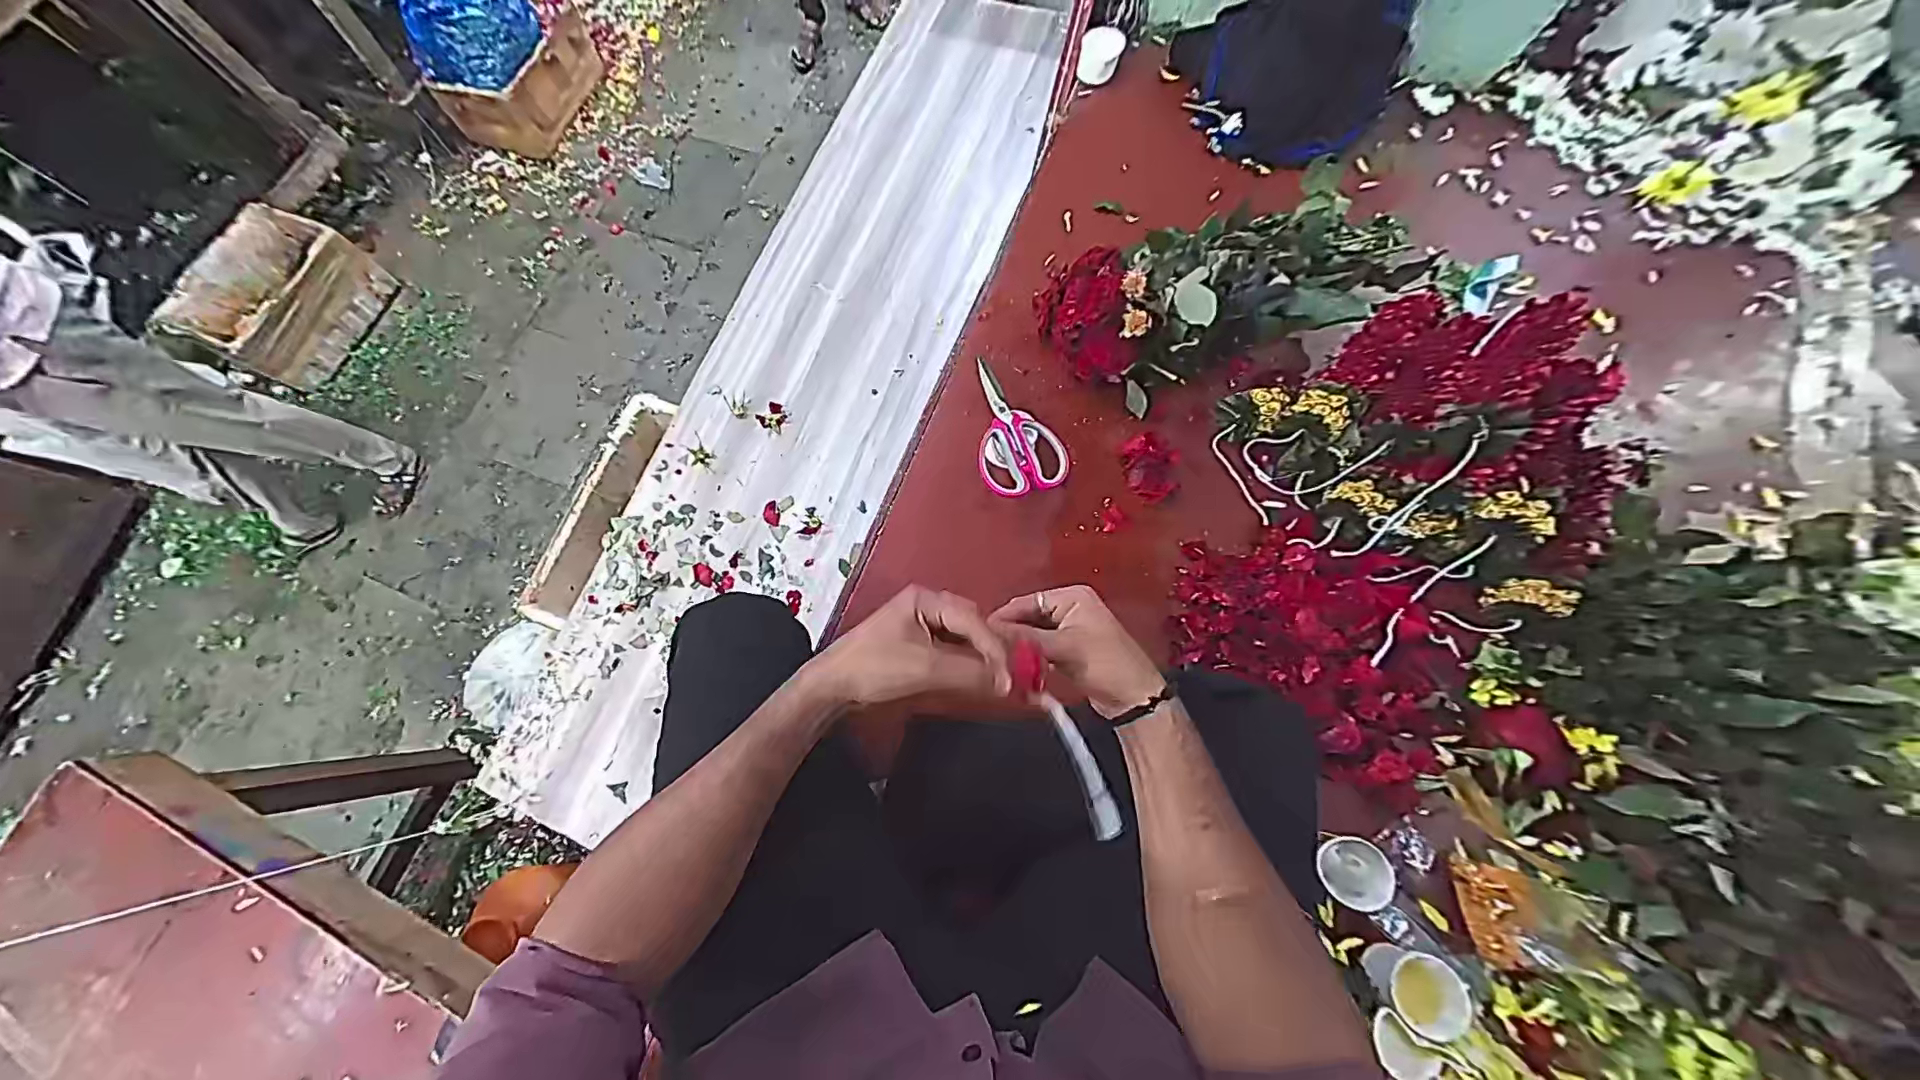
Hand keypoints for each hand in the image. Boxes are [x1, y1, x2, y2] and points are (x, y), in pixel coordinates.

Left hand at [802, 585, 1010, 708]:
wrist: (831, 689)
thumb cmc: (874, 669)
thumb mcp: (924, 668)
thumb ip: (968, 672)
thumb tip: (1008, 682)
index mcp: (925, 599)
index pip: (972, 618)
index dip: (994, 647)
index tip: (1011, 675)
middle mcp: (926, 607)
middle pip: (972, 625)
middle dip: (992, 649)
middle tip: (1012, 674)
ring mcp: (922, 627)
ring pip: (964, 639)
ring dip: (982, 658)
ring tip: (1001, 678)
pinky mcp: (918, 648)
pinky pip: (953, 652)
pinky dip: (968, 665)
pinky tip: (980, 679)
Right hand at [990, 585, 1163, 716]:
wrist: (1135, 698)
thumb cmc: (1106, 664)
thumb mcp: (1065, 648)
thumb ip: (1026, 638)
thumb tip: (990, 630)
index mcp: (1072, 597)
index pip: (1028, 601)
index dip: (1005, 617)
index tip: (981, 633)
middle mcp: (1069, 607)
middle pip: (1028, 618)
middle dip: (1011, 635)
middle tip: (988, 651)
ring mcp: (1069, 629)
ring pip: (1032, 636)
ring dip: (1020, 649)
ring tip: (999, 661)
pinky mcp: (1068, 650)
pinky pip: (1040, 649)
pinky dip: (1030, 658)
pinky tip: (1017, 669)